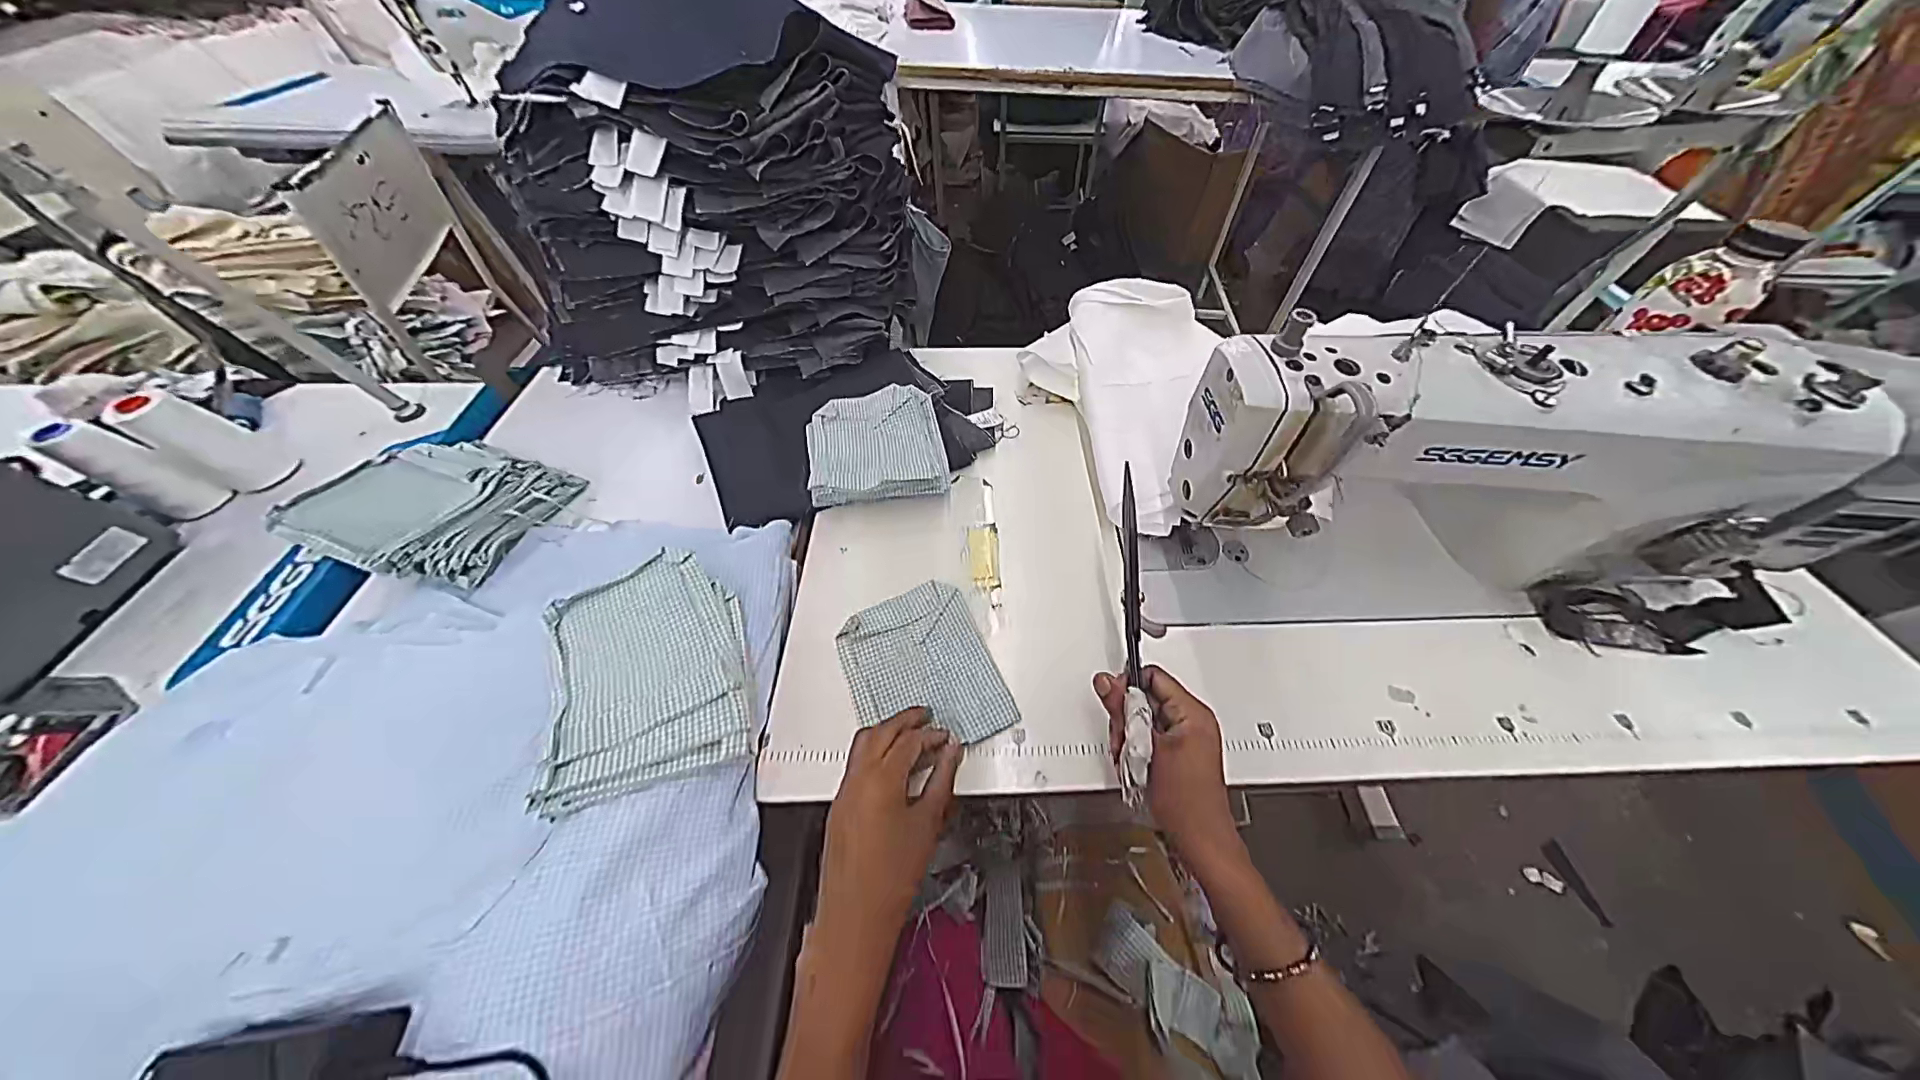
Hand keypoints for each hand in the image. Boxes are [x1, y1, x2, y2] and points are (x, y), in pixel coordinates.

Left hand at [817, 707, 962, 937]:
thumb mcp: (928, 824)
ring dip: (887, 733)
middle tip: (926, 718)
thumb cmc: (889, 880)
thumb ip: (941, 781)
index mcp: (880, 780)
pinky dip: (875, 754)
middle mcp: (857, 780)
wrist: (856, 916)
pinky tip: (893, 767)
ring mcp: (844, 792)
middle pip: (881, 732)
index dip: (931, 735)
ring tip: (910, 735)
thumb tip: (950, 756)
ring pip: (863, 745)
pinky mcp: (839, 805)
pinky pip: (856, 765)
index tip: (946, 738)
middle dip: (905, 721)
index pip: (909, 741)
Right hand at [1094, 666, 1238, 862]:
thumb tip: (1109, 683)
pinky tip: (1138, 768)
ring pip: (1144, 721)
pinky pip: (1150, 739)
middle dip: (1128, 720)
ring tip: (1133, 760)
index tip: (1116, 704)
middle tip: (1127, 741)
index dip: (1129, 689)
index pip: (1154, 678)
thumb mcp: (1146, 749)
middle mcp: (1193, 722)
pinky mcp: (1179, 754)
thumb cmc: (1187, 803)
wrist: (1200, 840)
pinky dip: (1138, 751)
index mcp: (1193, 713)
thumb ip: (1124, 711)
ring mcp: (1187, 739)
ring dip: (1130, 739)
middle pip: (1146, 700)